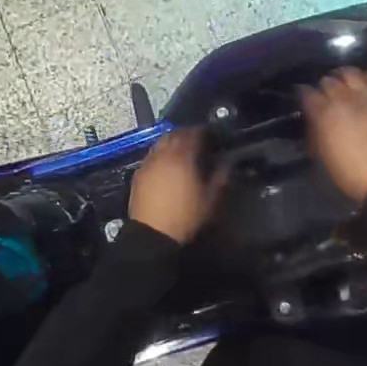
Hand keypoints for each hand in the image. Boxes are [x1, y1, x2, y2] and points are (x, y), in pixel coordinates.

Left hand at [128, 129, 224, 243]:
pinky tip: (165, 163)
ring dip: (172, 140)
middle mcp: (164, 154)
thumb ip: (220, 176)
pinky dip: (160, 153)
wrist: (152, 234)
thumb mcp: (210, 199)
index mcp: (183, 157)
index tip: (212, 135)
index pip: (193, 134)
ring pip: (160, 142)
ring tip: (181, 149)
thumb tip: (228, 161)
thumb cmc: (185, 216)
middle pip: (174, 134)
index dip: (204, 131)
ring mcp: (148, 163)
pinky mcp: (138, 174)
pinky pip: (151, 155)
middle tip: (197, 139)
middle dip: (186, 133)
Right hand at [300, 68, 366, 202]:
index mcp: (324, 113)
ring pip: (350, 72)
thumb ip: (315, 133)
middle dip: (322, 86)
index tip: (303, 100)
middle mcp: (344, 98)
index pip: (306, 92)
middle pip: (328, 80)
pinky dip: (363, 79)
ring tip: (342, 85)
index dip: (302, 95)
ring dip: (343, 77)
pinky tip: (362, 87)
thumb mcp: (323, 157)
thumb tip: (314, 121)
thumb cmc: (351, 174)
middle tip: (323, 96)